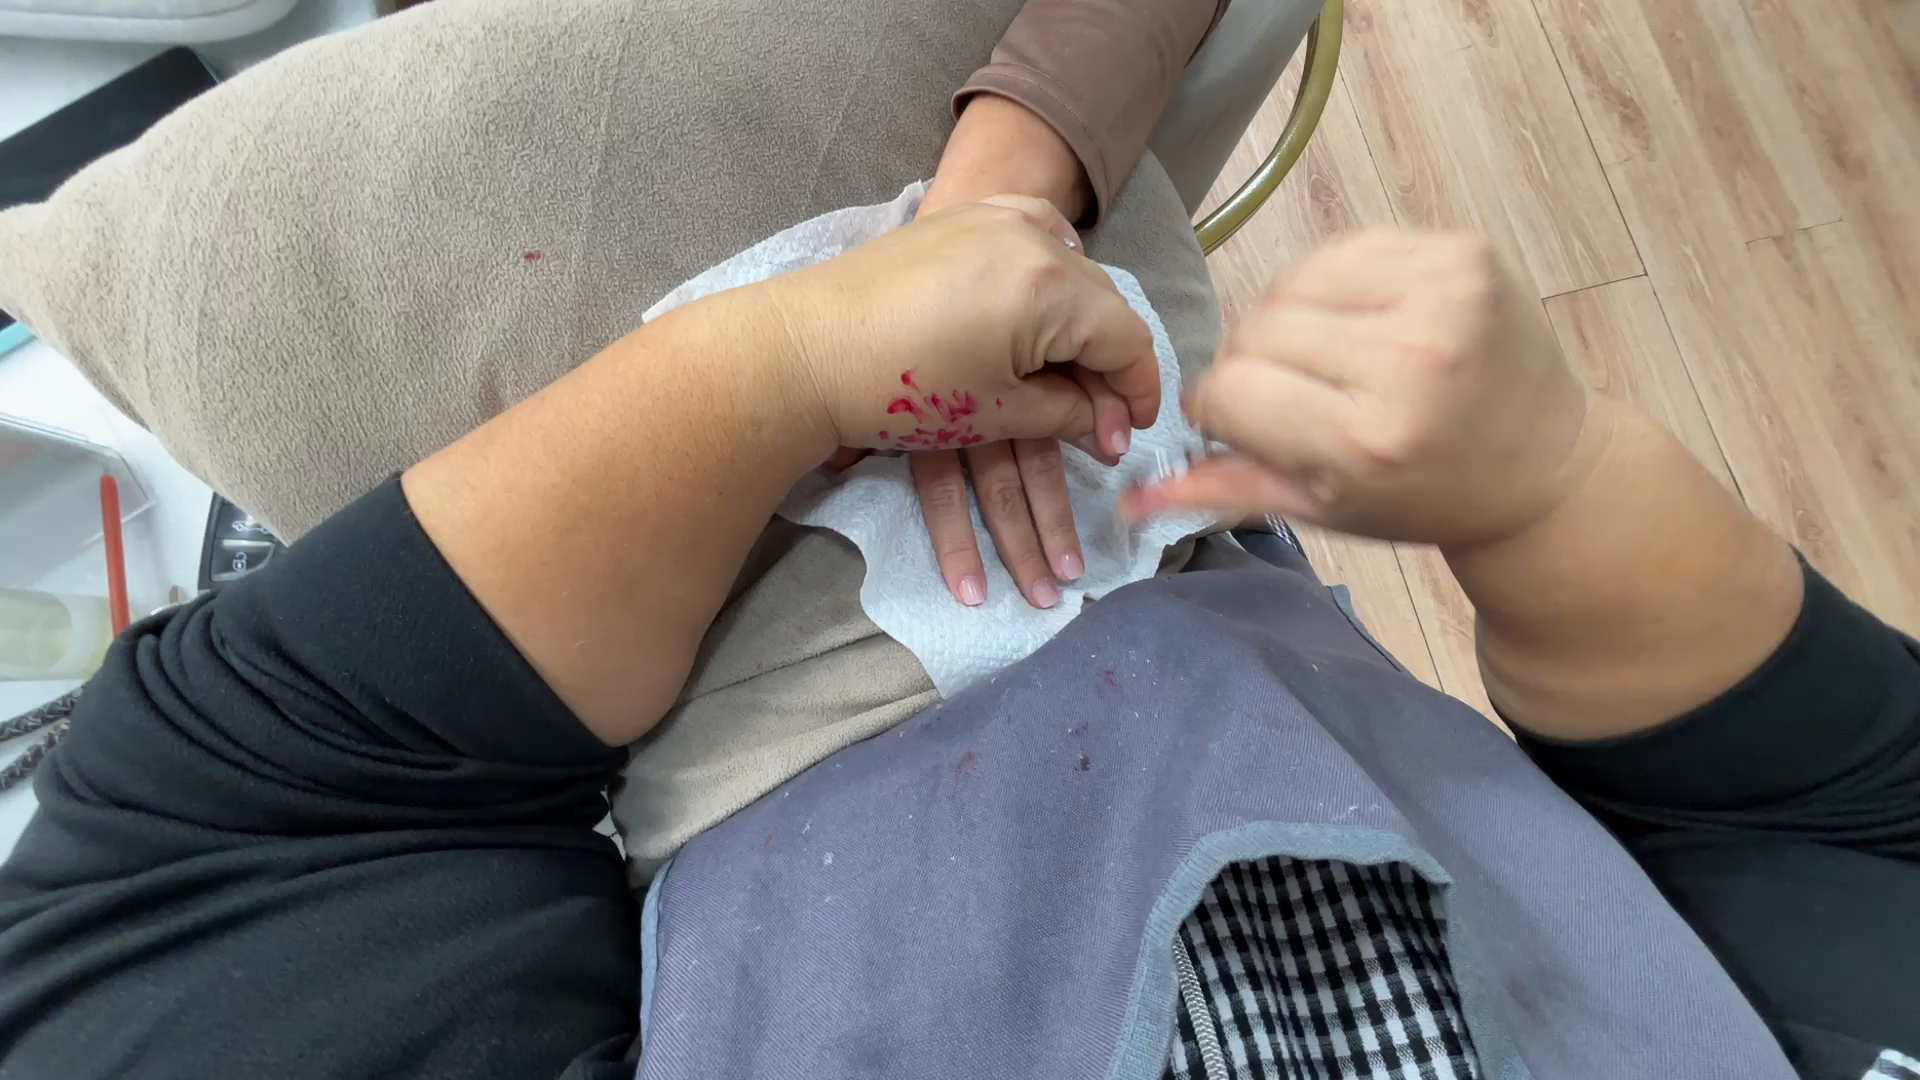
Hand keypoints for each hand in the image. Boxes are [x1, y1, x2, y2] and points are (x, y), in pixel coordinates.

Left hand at [897, 95, 1112, 607]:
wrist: (805, 347)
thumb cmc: (902, 391)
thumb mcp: (997, 412)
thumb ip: (1069, 413)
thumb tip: (1109, 424)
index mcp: (1053, 287)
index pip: (1128, 340)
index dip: (1138, 392)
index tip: (1131, 433)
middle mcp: (1036, 237)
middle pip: (1105, 306)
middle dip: (1108, 368)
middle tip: (1098, 421)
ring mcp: (997, 217)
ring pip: (1073, 275)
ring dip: (1081, 328)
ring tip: (1069, 376)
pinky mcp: (965, 219)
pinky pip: (1034, 241)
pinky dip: (1049, 279)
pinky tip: (1039, 308)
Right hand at [1127, 231, 1596, 546]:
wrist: (1543, 466)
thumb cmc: (1417, 498)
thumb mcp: (1314, 508)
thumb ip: (1219, 490)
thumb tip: (1129, 499)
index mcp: (1365, 437)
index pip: (1227, 392)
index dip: (1219, 411)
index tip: (1243, 426)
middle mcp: (1406, 357)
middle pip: (1251, 334)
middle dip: (1249, 368)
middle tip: (1288, 397)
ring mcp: (1440, 291)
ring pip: (1283, 288)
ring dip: (1281, 325)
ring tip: (1322, 361)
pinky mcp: (1459, 248)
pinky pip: (1336, 252)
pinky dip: (1323, 289)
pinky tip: (1351, 324)